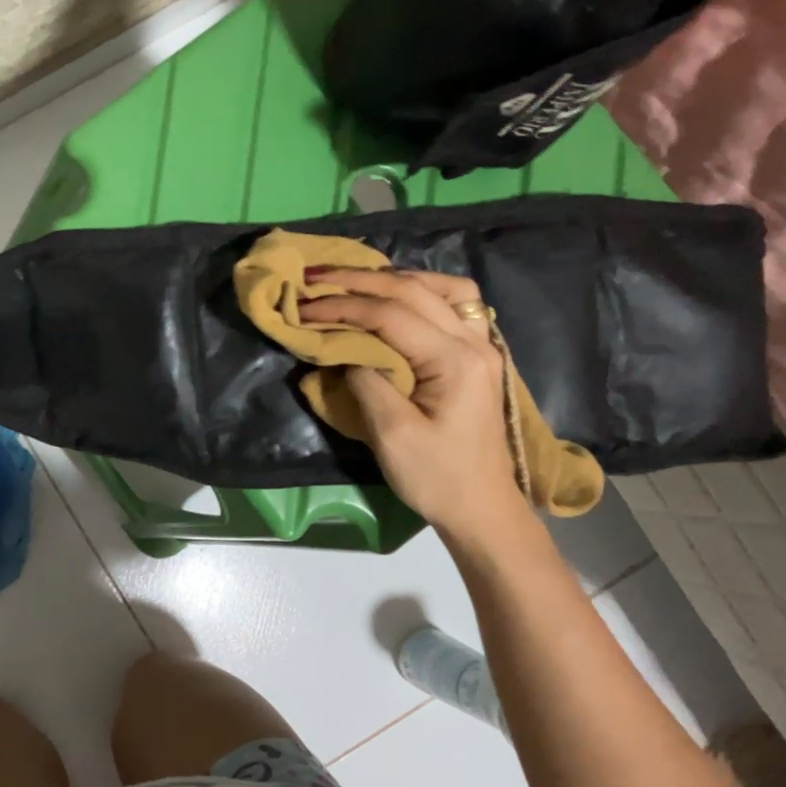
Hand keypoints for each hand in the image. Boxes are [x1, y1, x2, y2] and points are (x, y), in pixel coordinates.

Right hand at [297, 268, 528, 531]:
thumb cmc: (435, 477)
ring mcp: (481, 346)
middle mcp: (474, 343)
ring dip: (392, 279)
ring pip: (440, 288)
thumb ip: (366, 382)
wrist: (482, 508)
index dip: (342, 306)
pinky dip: (419, 291)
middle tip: (315, 278)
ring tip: (353, 281)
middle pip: (414, 291)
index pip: (391, 315)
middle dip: (359, 281)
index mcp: (455, 362)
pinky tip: (394, 297)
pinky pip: (452, 303)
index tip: (303, 306)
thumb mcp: (391, 434)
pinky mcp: (476, 355)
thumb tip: (342, 351)